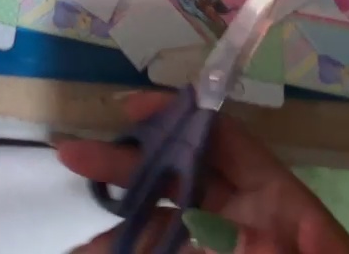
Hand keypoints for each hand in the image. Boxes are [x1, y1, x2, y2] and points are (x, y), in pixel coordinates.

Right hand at [55, 94, 348, 253]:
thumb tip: (221, 230)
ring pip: (164, 227)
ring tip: (78, 246)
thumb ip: (267, 246)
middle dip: (126, 165)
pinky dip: (135, 253)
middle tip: (73, 154)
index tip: (132, 109)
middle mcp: (243, 217)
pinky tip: (98, 253)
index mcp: (275, 198)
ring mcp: (224, 246)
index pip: (222, 139)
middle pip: (177, 177)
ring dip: (121, 231)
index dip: (176, 116)